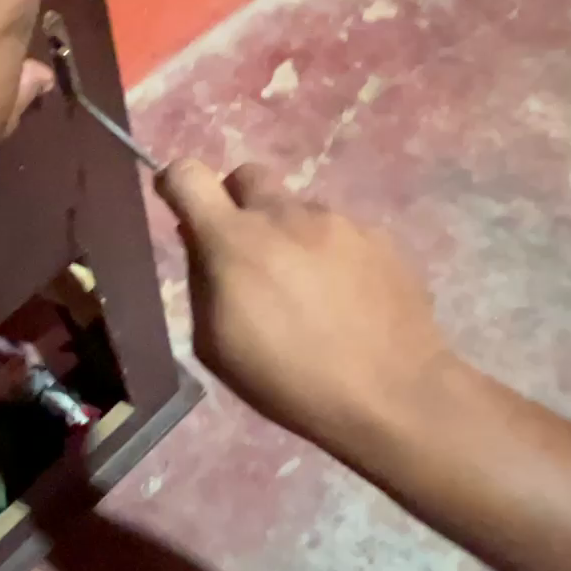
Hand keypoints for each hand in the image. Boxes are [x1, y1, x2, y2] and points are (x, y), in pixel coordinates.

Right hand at [156, 160, 463, 453]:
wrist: (394, 395)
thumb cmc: (290, 381)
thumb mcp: (216, 345)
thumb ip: (201, 280)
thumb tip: (201, 241)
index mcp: (235, 241)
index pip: (188, 175)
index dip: (176, 183)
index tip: (179, 205)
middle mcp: (285, 215)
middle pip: (246, 176)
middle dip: (236, 205)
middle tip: (247, 254)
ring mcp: (338, 220)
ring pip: (296, 209)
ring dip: (289, 236)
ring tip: (309, 292)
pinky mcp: (378, 235)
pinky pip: (339, 231)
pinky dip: (330, 254)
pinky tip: (346, 298)